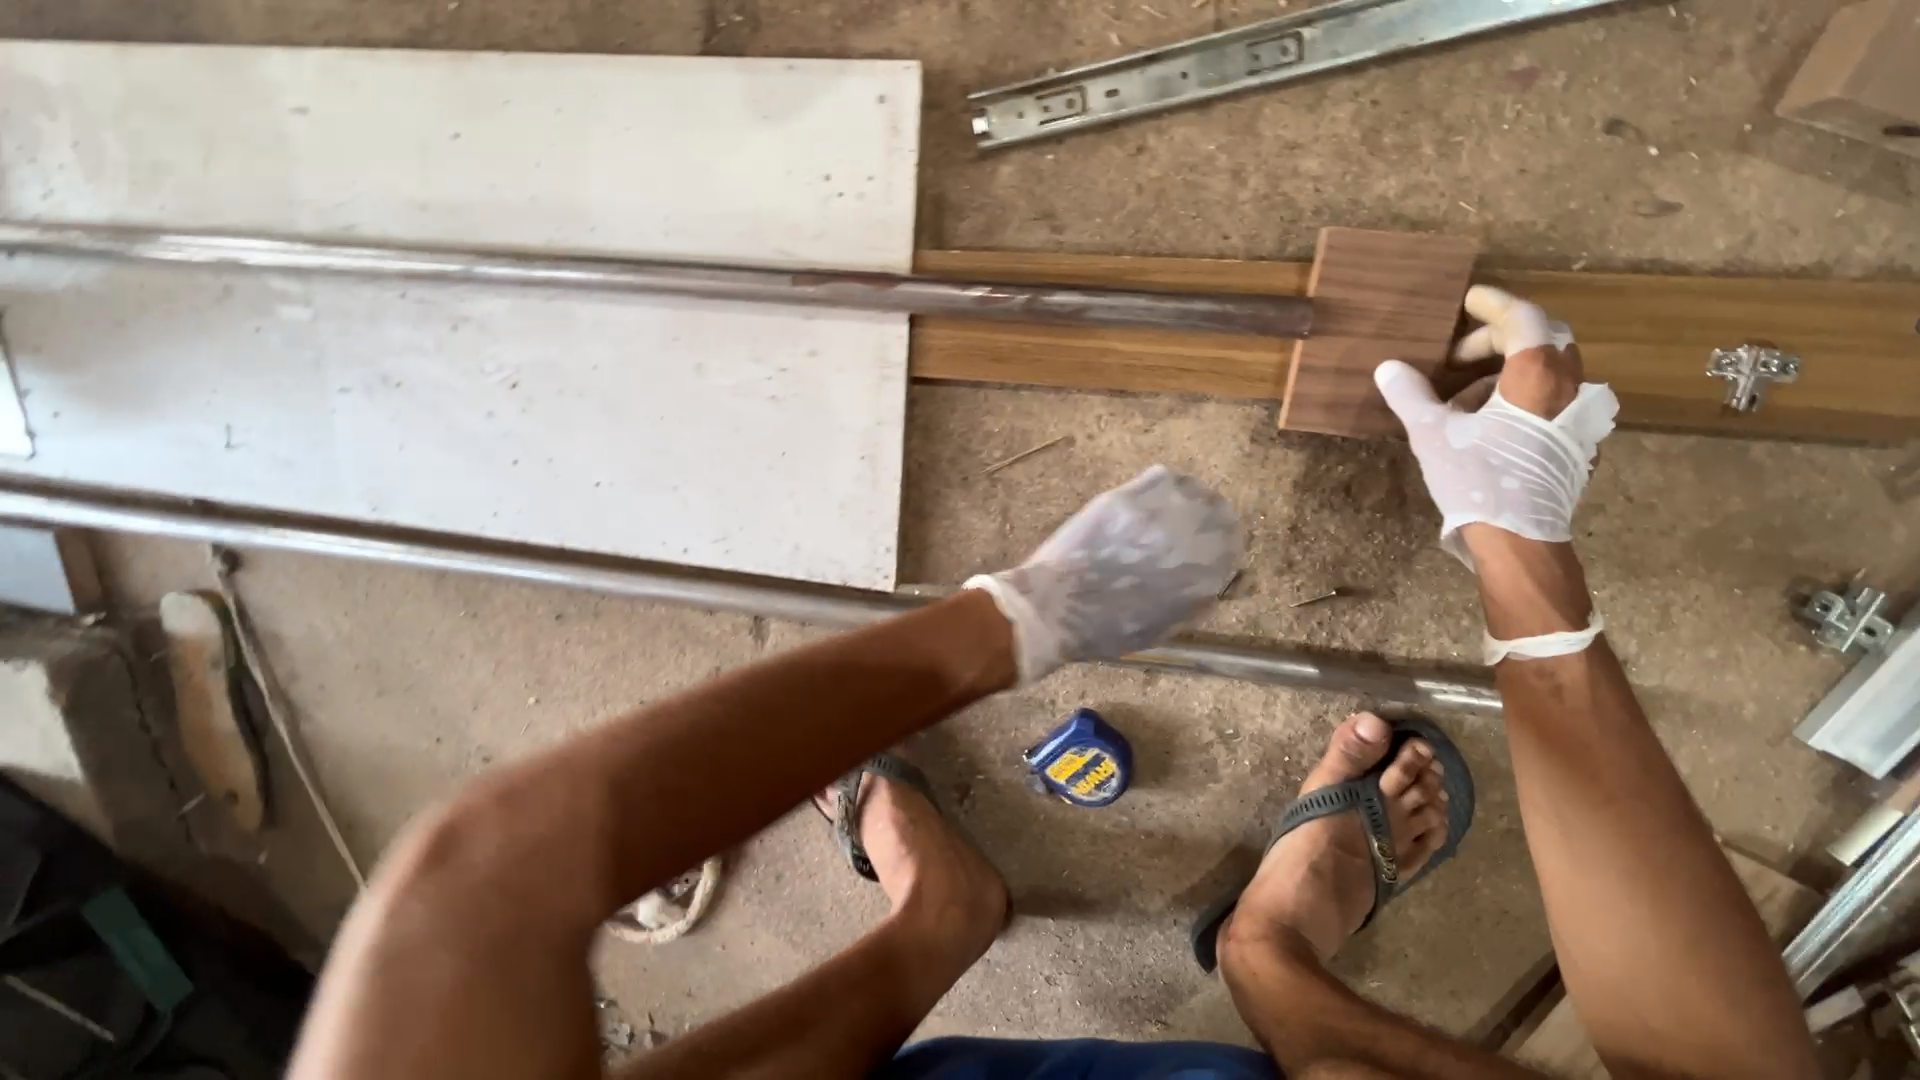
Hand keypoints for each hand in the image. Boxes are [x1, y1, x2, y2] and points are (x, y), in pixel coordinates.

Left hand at [964, 465, 1240, 684]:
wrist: (1054, 608)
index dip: (1222, 548)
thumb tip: (1217, 579)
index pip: (1235, 551)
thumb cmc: (1104, 629)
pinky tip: (1145, 500)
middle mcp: (1192, 543)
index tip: (1209, 547)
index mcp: (1204, 582)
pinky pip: (1161, 478)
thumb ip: (1196, 600)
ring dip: (1187, 500)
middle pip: (1221, 516)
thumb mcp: (1164, 627)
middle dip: (1209, 521)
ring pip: (1194, 493)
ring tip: (1168, 510)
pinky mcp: (1129, 497)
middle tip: (1188, 526)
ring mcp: (1160, 514)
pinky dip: (1159, 486)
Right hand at [1374, 286, 1618, 571]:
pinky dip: (1518, 395)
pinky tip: (1484, 422)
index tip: (1470, 298)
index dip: (1495, 304)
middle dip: (1497, 339)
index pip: (1523, 319)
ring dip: (1504, 371)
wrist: (1519, 537)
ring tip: (1461, 398)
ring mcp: (1577, 416)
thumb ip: (1411, 395)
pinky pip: (1550, 398)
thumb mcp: (1432, 434)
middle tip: (1456, 356)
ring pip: (1547, 371)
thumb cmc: (1478, 479)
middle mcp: (1568, 388)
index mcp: (1536, 377)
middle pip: (1541, 340)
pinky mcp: (1574, 441)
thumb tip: (1387, 368)